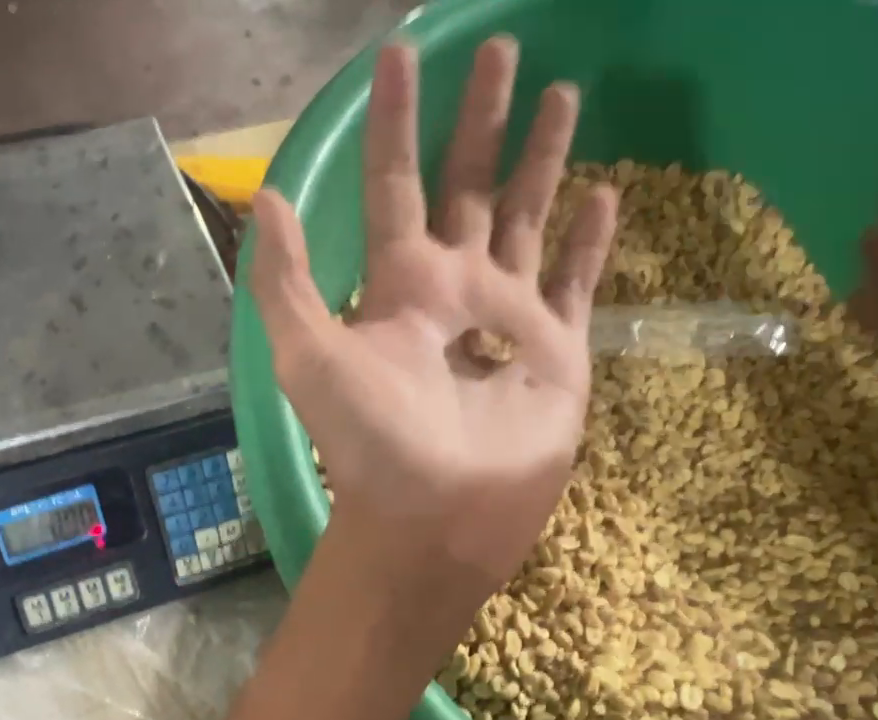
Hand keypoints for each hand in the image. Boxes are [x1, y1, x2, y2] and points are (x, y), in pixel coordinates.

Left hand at [250, 37, 617, 611]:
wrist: (435, 514)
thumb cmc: (373, 441)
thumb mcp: (312, 357)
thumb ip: (287, 282)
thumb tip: (266, 196)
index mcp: (399, 283)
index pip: (396, 183)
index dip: (395, 123)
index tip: (398, 55)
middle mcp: (454, 287)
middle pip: (469, 184)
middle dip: (482, 118)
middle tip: (501, 48)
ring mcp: (510, 315)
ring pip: (528, 217)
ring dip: (542, 159)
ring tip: (561, 92)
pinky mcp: (561, 349)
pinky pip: (578, 282)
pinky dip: (593, 241)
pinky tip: (610, 195)